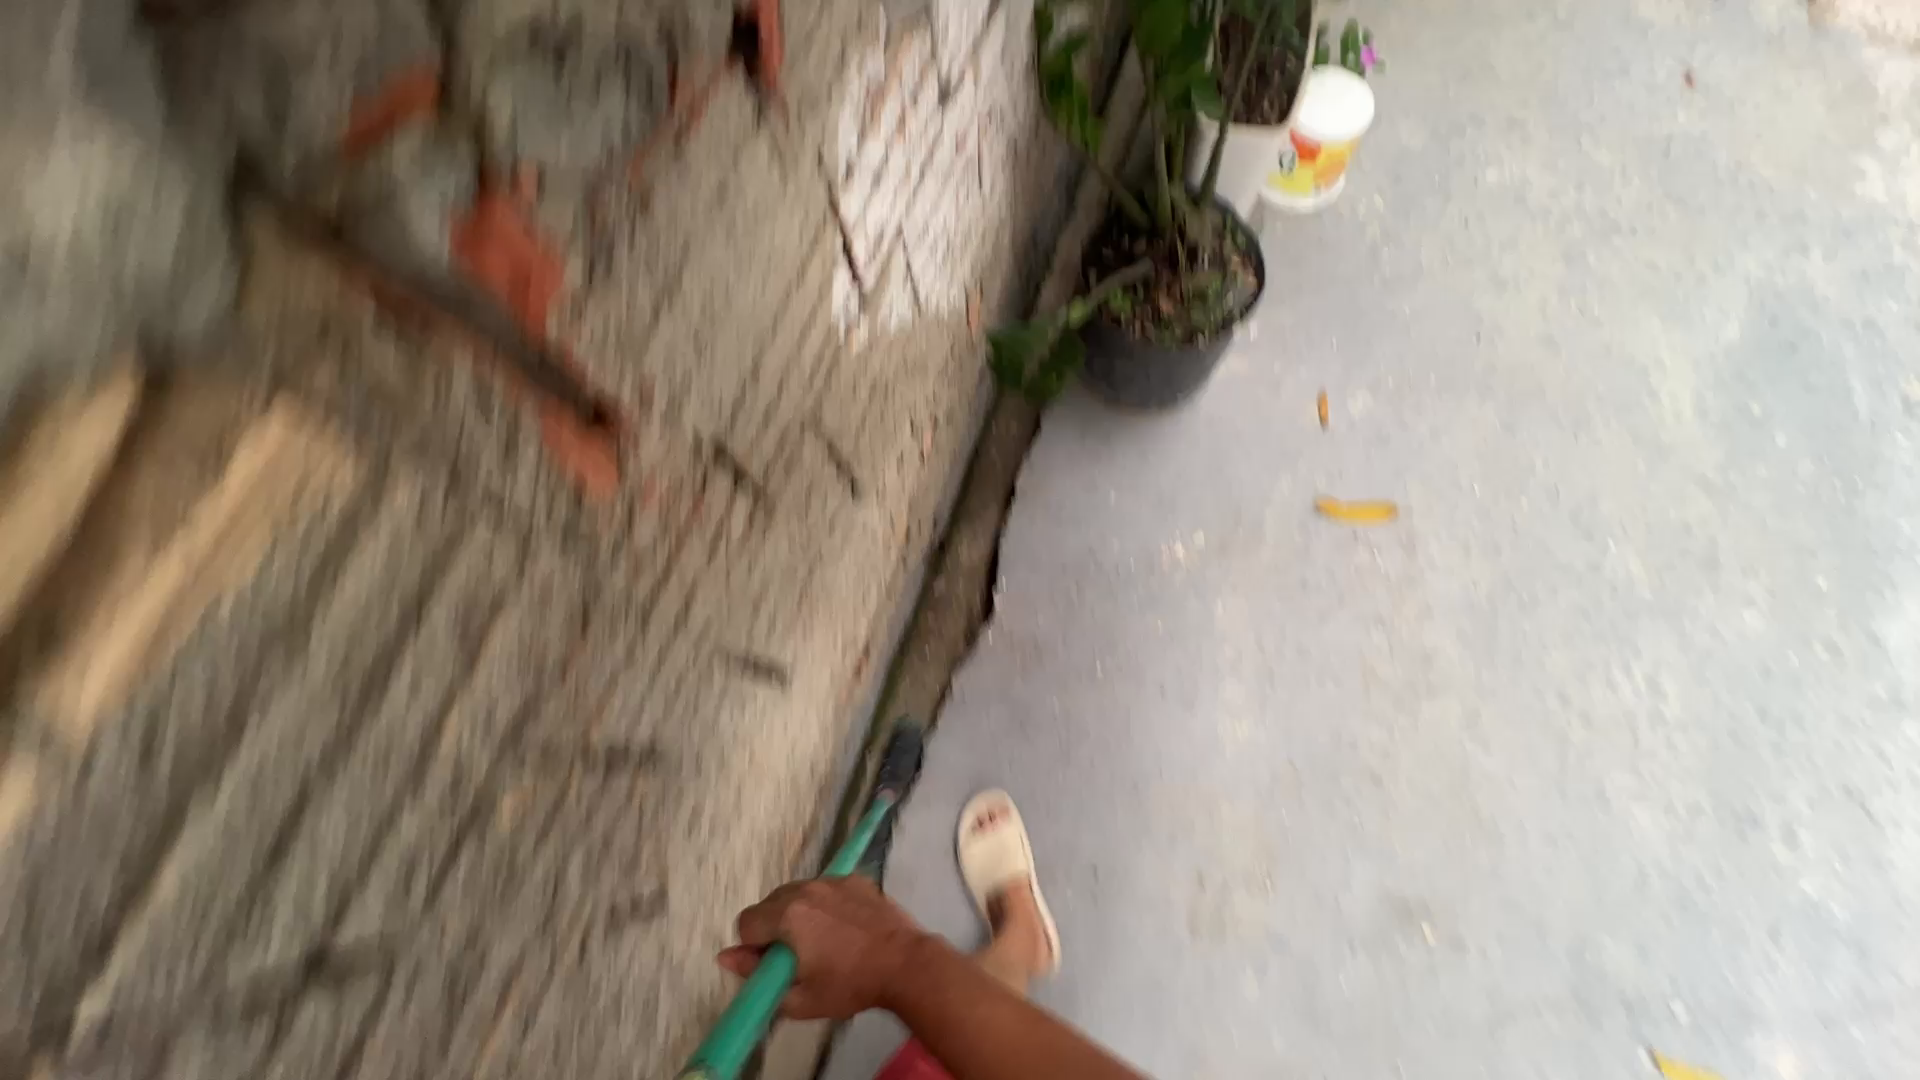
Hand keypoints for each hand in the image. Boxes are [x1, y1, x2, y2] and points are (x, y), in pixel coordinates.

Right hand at [716, 877, 932, 1019]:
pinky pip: (826, 888)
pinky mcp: (855, 878)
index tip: (770, 964)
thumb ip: (756, 975)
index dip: (752, 946)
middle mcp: (806, 888)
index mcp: (787, 915)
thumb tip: (726, 957)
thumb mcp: (798, 997)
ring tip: (821, 940)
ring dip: (797, 912)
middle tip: (794, 955)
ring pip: (798, 892)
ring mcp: (833, 880)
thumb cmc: (849, 984)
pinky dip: (825, 903)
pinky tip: (843, 926)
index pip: (746, 922)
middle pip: (770, 903)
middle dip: (772, 927)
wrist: (904, 962)